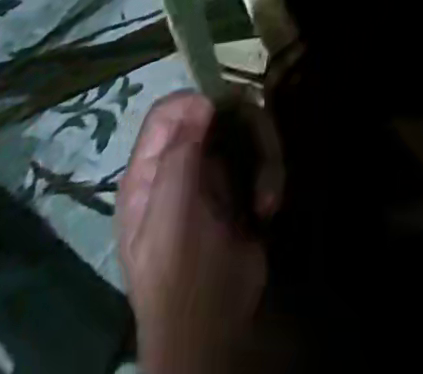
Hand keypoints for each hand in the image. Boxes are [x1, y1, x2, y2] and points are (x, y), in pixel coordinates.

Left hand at [118, 91, 282, 373]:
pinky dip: (273, 179)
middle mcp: (182, 165)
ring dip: (267, 161)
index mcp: (150, 172)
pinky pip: (265, 160)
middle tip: (264, 151)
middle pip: (220, 116)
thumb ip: (179, 159)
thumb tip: (201, 100)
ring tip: (267, 200)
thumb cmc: (179, 274)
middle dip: (248, 132)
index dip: (196, 102)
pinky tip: (268, 208)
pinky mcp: (243, 186)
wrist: (212, 323)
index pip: (166, 114)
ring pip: (249, 135)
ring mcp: (214, 175)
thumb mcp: (171, 219)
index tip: (224, 112)